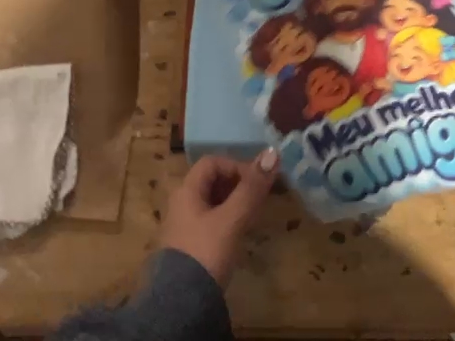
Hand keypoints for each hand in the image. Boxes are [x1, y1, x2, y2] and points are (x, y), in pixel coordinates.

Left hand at [159, 150, 277, 284]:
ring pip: (213, 202)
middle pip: (212, 181)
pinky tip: (240, 233)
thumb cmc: (206, 252)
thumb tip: (273, 151)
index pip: (213, 162)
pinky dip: (228, 219)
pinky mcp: (189, 245)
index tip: (257, 182)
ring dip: (234, 202)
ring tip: (253, 214)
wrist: (181, 303)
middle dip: (238, 184)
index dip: (236, 166)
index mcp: (187, 190)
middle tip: (260, 197)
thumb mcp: (232, 219)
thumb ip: (251, 188)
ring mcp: (184, 225)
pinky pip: (211, 221)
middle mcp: (182, 203)